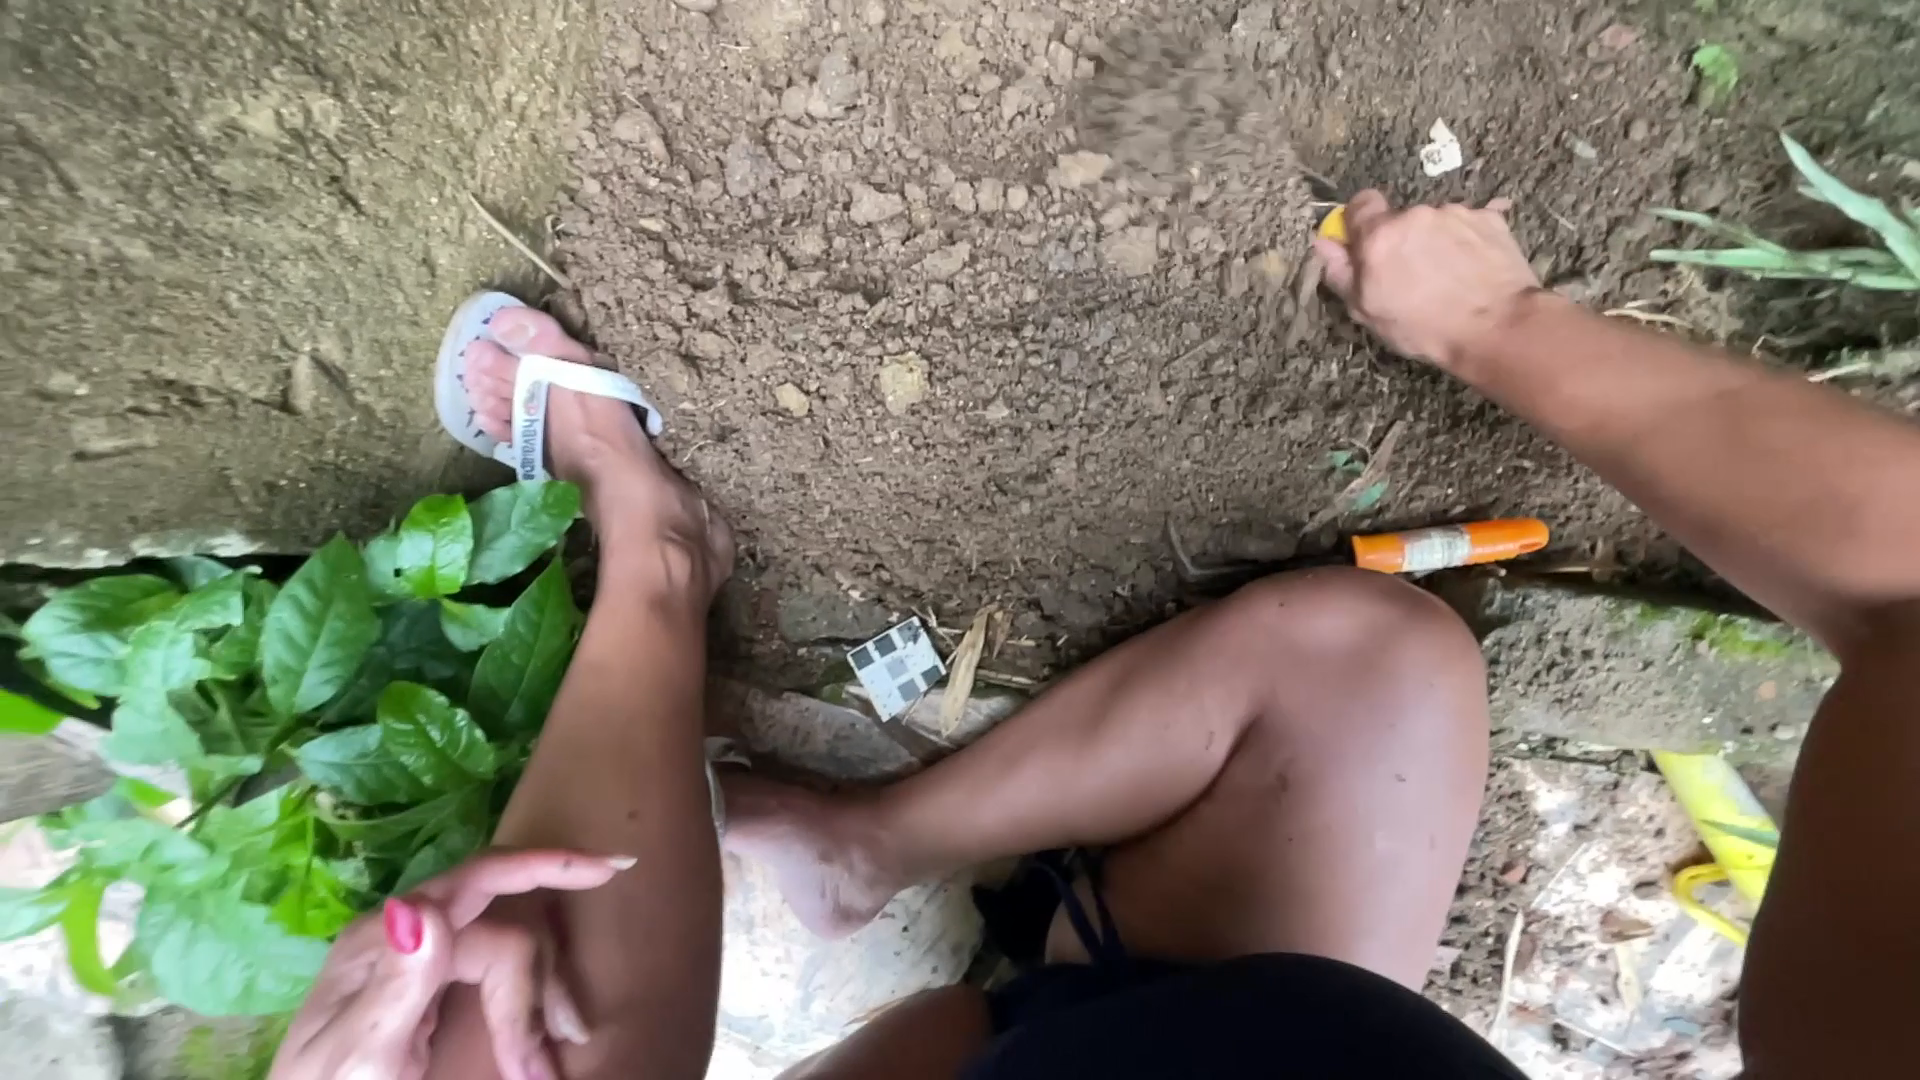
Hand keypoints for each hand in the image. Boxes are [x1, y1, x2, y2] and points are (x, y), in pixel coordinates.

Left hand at [271, 849, 634, 1079]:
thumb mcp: (358, 1062)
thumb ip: (395, 987)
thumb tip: (424, 906)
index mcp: (388, 936)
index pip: (487, 879)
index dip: (552, 863)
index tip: (611, 872)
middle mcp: (413, 932)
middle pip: (511, 926)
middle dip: (537, 986)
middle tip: (551, 1054)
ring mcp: (429, 959)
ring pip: (519, 953)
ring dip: (544, 1002)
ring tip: (555, 1060)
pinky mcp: (443, 986)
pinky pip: (509, 978)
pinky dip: (538, 1006)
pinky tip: (554, 1039)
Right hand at [1313, 190, 1542, 369]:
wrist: (1495, 326)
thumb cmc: (1421, 326)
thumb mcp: (1365, 309)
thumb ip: (1340, 272)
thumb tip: (1323, 242)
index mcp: (1380, 236)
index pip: (1360, 204)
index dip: (1358, 223)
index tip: (1362, 246)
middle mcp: (1416, 214)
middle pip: (1398, 219)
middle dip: (1398, 241)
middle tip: (1407, 277)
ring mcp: (1456, 213)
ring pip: (1432, 222)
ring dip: (1431, 241)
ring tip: (1444, 276)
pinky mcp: (1490, 218)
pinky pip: (1466, 224)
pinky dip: (1463, 241)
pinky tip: (1468, 268)